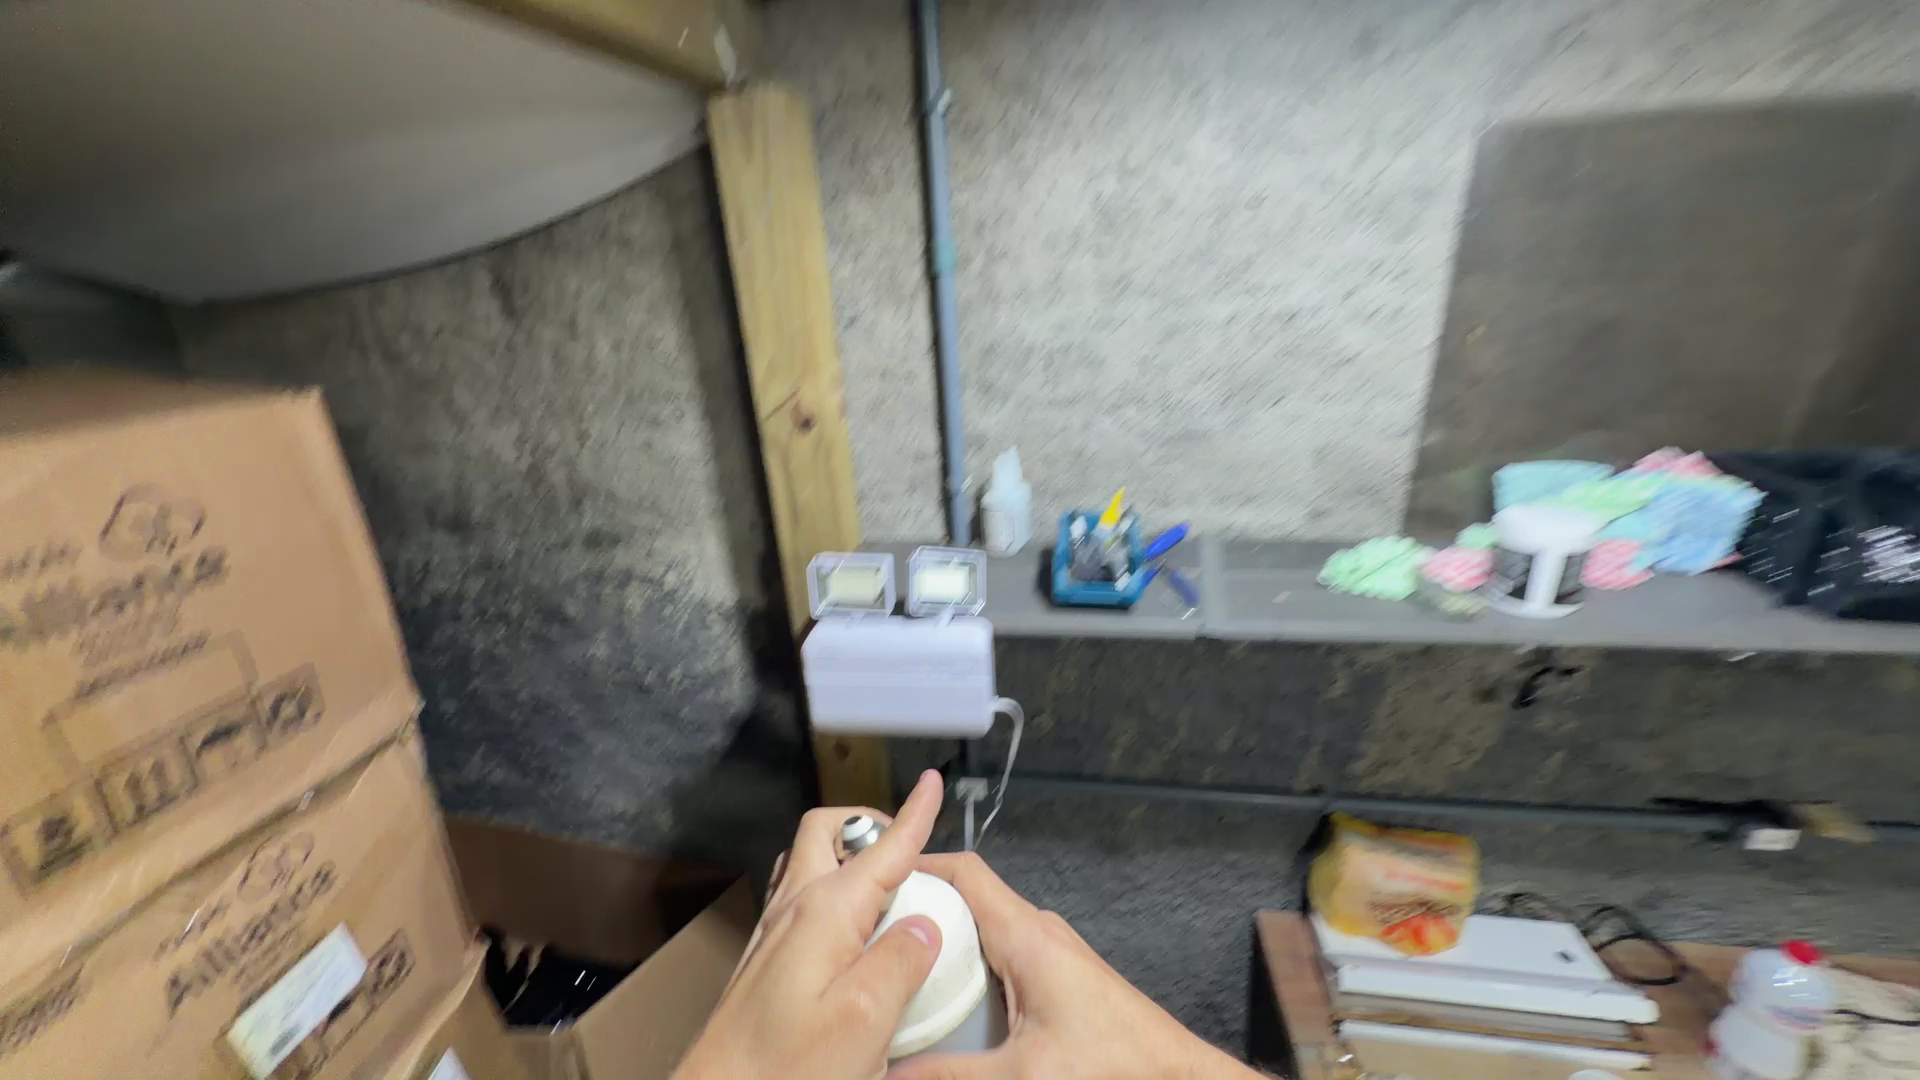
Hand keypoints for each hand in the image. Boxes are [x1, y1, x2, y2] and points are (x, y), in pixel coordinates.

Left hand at [674, 770, 948, 1079]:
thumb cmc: (790, 1068)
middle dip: (865, 823)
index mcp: (826, 909)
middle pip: (826, 831)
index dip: (913, 814)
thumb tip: (924, 925)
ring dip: (843, 851)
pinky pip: (797, 894)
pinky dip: (829, 886)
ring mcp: (772, 932)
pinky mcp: (762, 961)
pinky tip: (847, 930)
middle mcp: (794, 906)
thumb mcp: (865, 1020)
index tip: (933, 782)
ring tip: (879, 882)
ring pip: (806, 859)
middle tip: (903, 849)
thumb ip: (901, 962)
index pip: (882, 847)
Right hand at [888, 853, 1260, 1079]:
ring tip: (901, 968)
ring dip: (946, 940)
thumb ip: (950, 1076)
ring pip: (985, 927)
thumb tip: (888, 1075)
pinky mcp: (1057, 973)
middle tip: (875, 936)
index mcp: (1026, 934)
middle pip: (969, 898)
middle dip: (923, 910)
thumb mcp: (1023, 1076)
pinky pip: (1002, 951)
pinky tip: (949, 998)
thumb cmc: (1112, 1067)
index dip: (921, 864)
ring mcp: (1050, 949)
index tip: (877, 878)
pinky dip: (970, 962)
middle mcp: (1037, 930)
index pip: (966, 872)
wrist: (1178, 1079)